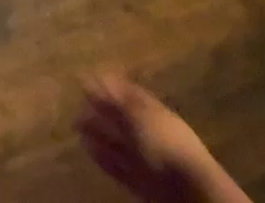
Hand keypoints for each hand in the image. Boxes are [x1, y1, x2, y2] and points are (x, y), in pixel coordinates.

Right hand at [77, 74, 250, 202]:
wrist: (188, 189)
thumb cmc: (164, 143)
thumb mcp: (140, 115)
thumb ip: (117, 97)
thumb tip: (96, 75)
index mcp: (157, 114)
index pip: (132, 94)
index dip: (110, 85)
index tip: (87, 76)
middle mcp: (152, 133)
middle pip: (123, 118)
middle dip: (101, 109)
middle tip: (77, 101)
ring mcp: (147, 156)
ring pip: (118, 141)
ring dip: (98, 133)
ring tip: (75, 125)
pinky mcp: (140, 177)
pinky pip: (118, 163)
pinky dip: (102, 156)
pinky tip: (87, 148)